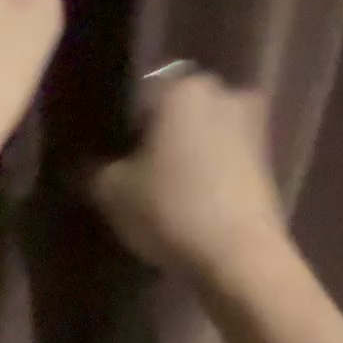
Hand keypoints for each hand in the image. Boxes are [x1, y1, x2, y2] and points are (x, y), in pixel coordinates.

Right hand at [86, 69, 290, 278]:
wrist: (236, 253)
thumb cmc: (168, 209)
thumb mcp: (111, 193)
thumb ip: (89, 171)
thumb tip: (77, 164)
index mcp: (182, 89)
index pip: (137, 95)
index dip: (116, 126)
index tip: (104, 154)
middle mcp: (222, 92)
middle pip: (172, 112)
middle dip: (151, 137)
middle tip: (128, 171)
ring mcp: (251, 123)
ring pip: (198, 133)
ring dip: (179, 153)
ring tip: (155, 188)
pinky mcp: (265, 157)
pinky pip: (219, 155)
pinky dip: (202, 170)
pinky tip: (184, 198)